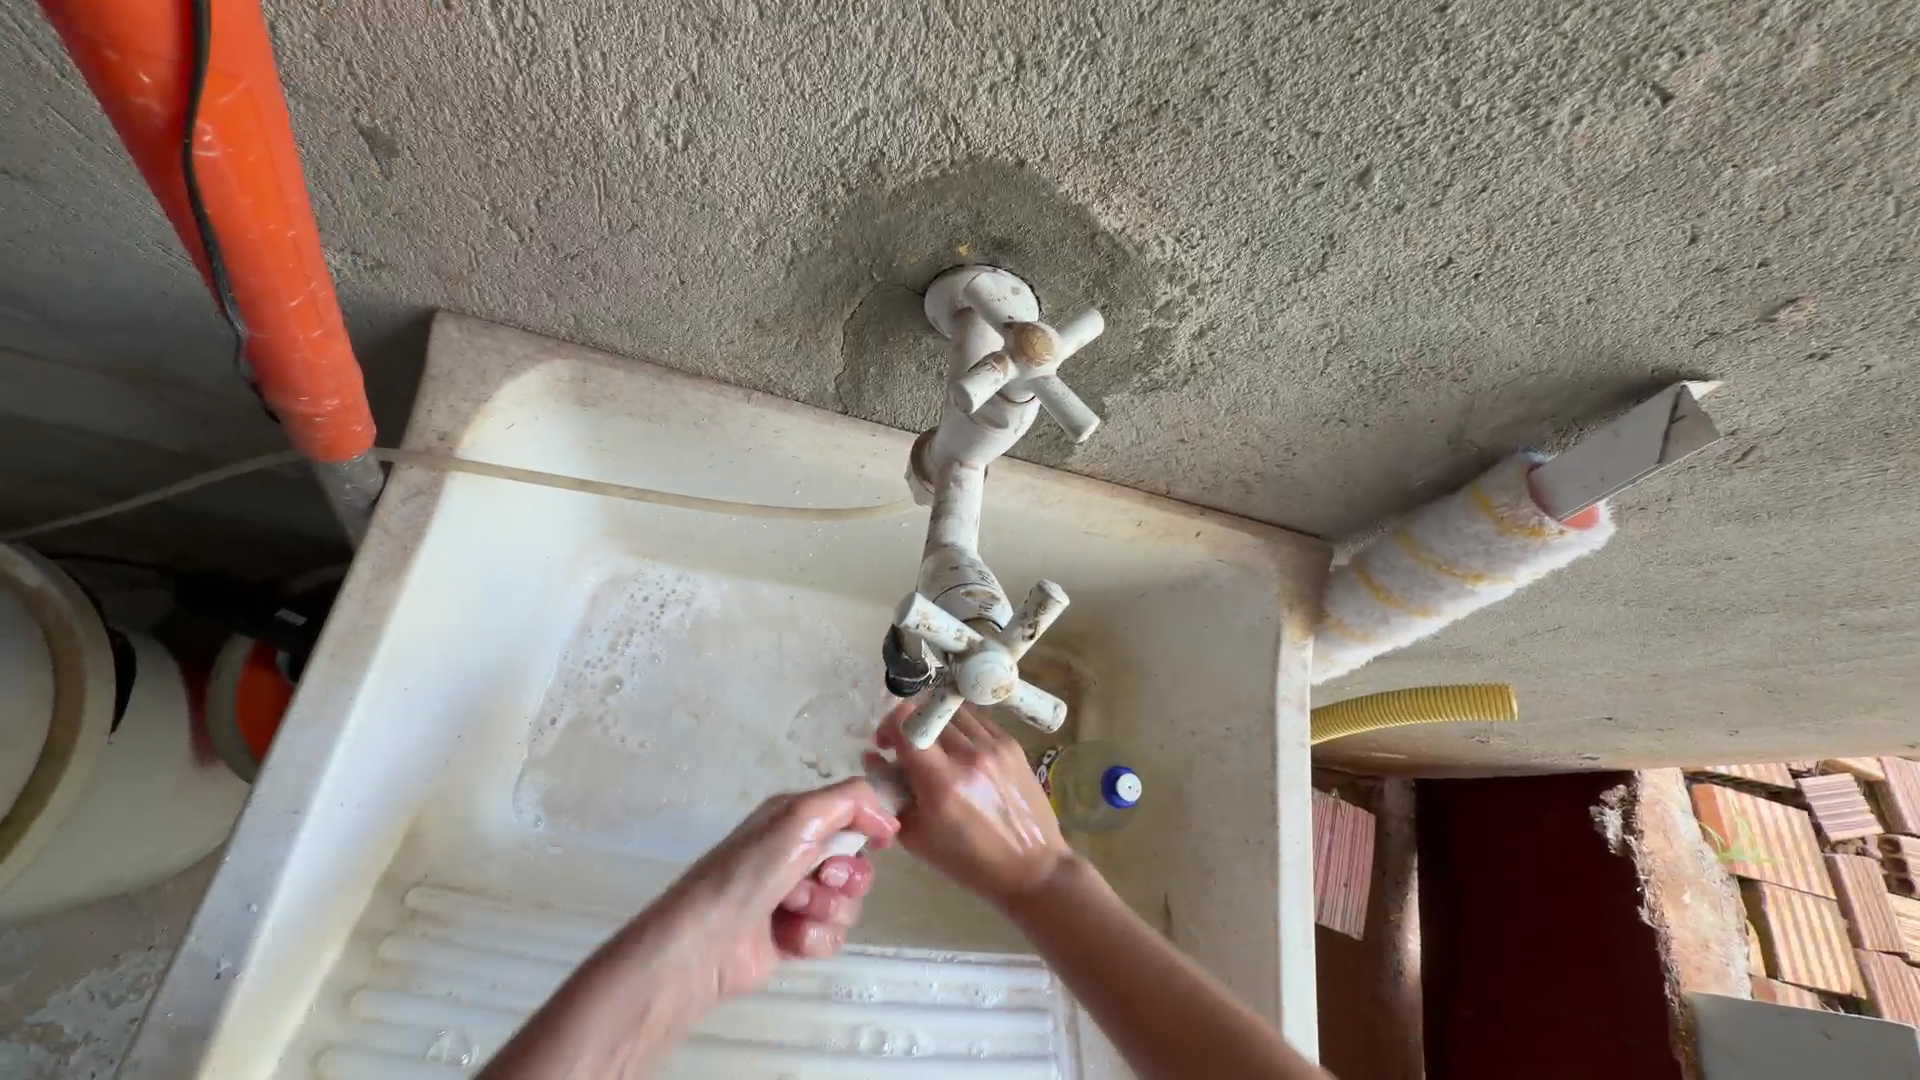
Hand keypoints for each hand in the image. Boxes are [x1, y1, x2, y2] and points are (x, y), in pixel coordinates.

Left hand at [636, 778, 899, 1001]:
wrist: (705, 944)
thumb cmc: (750, 871)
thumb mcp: (800, 817)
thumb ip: (851, 801)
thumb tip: (889, 815)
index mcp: (798, 818)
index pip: (855, 813)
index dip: (872, 827)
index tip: (882, 840)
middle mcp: (800, 853)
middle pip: (858, 863)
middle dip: (846, 876)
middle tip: (820, 879)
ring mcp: (798, 897)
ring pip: (849, 903)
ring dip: (825, 909)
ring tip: (792, 910)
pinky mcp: (796, 936)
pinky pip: (834, 936)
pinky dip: (814, 937)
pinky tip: (788, 938)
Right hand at [867, 702, 1071, 907]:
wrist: (1032, 867)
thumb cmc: (968, 861)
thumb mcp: (916, 837)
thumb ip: (891, 794)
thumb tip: (873, 757)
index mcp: (941, 782)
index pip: (907, 724)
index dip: (888, 725)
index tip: (885, 742)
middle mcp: (969, 755)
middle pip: (928, 712)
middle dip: (909, 723)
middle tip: (906, 745)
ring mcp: (994, 746)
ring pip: (953, 710)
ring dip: (936, 721)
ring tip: (934, 744)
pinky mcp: (1012, 744)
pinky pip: (978, 719)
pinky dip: (961, 726)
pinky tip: (960, 747)